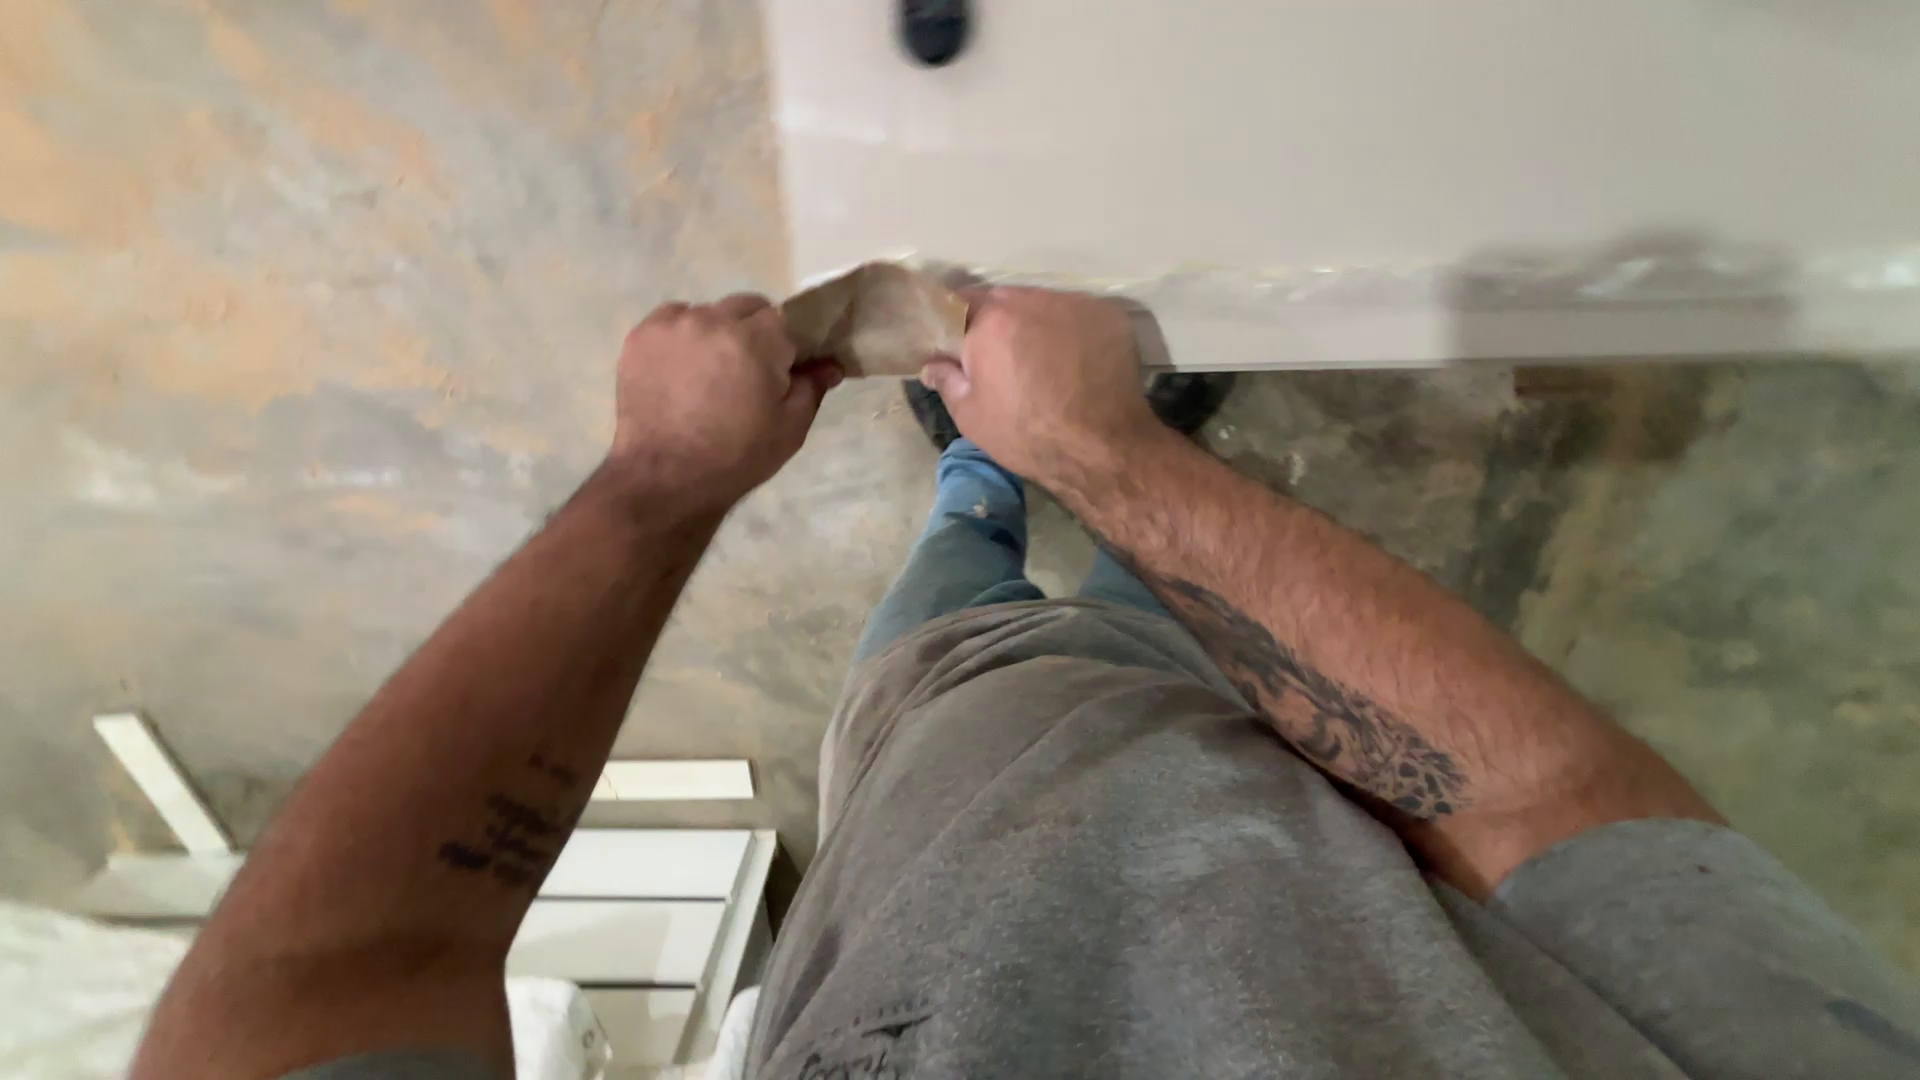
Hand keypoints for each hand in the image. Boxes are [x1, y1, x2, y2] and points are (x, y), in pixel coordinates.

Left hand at [608, 295, 842, 515]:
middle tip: (753, 374)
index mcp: (756, 340)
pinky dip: (685, 337)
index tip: (790, 369)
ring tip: (713, 375)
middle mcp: (713, 319)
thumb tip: (830, 364)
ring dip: (720, 334)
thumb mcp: (789, 428)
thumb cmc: (737, 456)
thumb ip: (811, 387)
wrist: (665, 478)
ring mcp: (673, 325)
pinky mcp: (641, 335)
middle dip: (758, 333)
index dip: (792, 344)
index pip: (789, 318)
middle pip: (749, 308)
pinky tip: (684, 371)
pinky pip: (674, 320)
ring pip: (710, 313)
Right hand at [919, 286, 1158, 485]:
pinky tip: (1072, 360)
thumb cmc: (1027, 436)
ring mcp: (1073, 304)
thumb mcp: (973, 417)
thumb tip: (931, 364)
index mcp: (989, 322)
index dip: (953, 325)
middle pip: (1001, 300)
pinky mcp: (1107, 315)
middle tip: (996, 358)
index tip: (954, 346)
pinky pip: (1075, 314)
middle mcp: (1031, 300)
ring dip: (1032, 323)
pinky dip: (1067, 330)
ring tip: (1038, 359)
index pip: (956, 304)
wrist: (1102, 449)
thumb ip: (947, 381)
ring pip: (1040, 304)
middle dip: (993, 322)